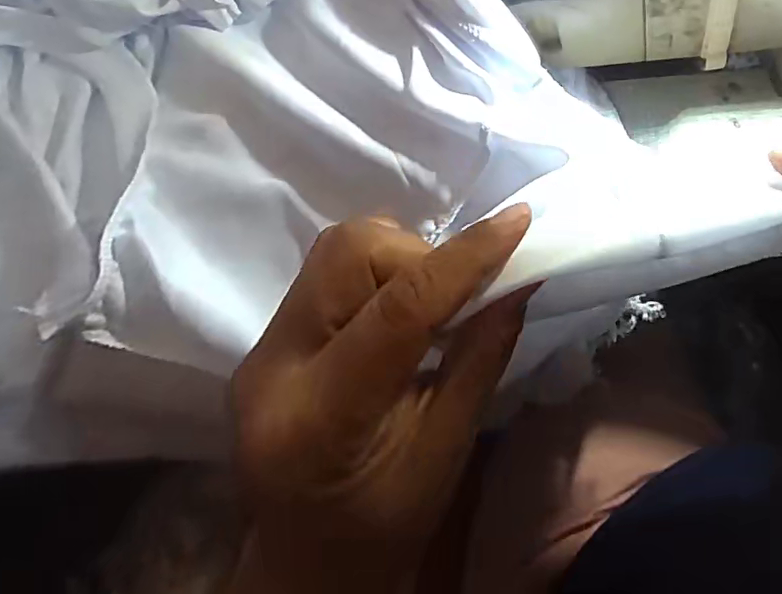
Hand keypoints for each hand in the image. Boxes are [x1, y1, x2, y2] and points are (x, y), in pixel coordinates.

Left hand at [228, 207, 537, 593]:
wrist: (306, 562)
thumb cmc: (385, 526)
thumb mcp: (448, 450)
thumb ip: (482, 355)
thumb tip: (520, 276)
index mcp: (320, 418)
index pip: (398, 311)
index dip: (464, 259)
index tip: (517, 222)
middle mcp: (273, 368)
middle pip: (349, 254)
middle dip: (420, 254)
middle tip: (459, 293)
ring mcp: (260, 347)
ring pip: (337, 247)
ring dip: (399, 256)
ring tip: (428, 304)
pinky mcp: (266, 335)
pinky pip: (329, 265)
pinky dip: (379, 266)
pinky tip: (396, 307)